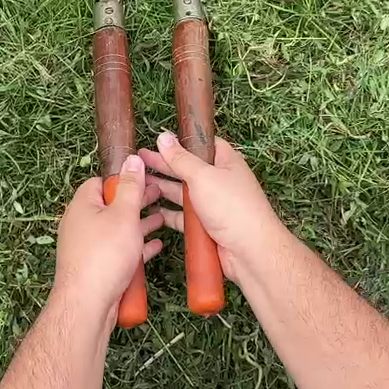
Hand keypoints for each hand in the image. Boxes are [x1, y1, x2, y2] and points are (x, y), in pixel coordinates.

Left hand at [52, 154, 165, 320]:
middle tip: (158, 194)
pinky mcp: (96, 267)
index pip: (101, 181)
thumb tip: (133, 159)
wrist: (88, 305)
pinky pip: (119, 251)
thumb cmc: (103, 257)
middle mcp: (81, 224)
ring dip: (139, 224)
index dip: (123, 178)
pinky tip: (155, 245)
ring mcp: (88, 247)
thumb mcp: (123, 214)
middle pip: (111, 205)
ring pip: (117, 229)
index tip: (144, 177)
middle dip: (135, 200)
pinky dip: (136, 246)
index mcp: (83, 205)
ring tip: (162, 218)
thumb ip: (130, 186)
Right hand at [140, 131, 291, 284]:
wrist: (249, 250)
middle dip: (165, 164)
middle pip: (188, 168)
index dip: (182, 141)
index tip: (160, 139)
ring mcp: (213, 204)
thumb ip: (180, 158)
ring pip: (183, 193)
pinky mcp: (206, 225)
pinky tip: (151, 210)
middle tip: (140, 159)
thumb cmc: (233, 208)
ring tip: (140, 182)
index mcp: (225, 161)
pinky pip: (184, 216)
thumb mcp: (202, 176)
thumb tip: (164, 137)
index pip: (203, 144)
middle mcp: (220, 181)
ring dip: (163, 188)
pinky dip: (168, 213)